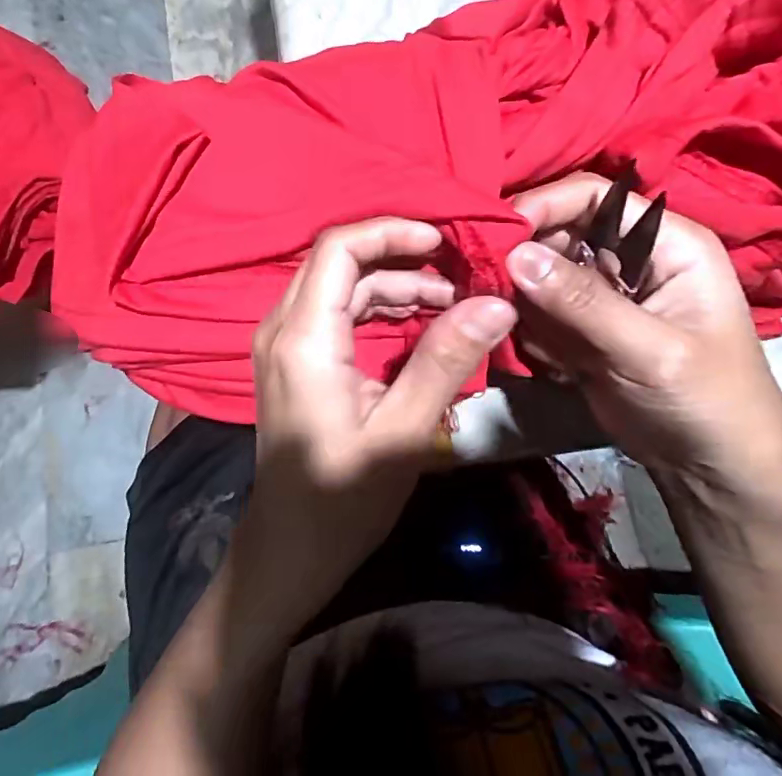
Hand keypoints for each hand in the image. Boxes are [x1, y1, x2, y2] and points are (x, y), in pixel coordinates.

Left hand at [237, 217, 515, 626]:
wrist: (290, 550)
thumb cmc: (342, 499)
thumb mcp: (403, 432)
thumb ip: (446, 361)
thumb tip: (498, 302)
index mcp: (304, 337)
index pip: (339, 248)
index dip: (391, 231)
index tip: (444, 242)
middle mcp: (283, 327)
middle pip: (342, 261)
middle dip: (403, 258)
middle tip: (461, 274)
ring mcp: (285, 343)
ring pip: (343, 285)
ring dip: (397, 284)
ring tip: (454, 301)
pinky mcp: (297, 360)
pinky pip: (340, 312)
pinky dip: (382, 308)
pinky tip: (423, 323)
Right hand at [506, 174, 781, 485]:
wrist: (713, 472)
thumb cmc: (706, 403)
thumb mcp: (651, 352)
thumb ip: (584, 303)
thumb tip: (516, 254)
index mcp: (667, 242)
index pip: (596, 198)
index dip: (546, 205)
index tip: (498, 231)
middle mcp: (633, 257)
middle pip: (561, 231)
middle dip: (524, 255)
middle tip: (487, 284)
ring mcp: (605, 294)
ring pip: (543, 272)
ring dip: (523, 297)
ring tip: (521, 331)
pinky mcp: (585, 327)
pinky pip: (542, 311)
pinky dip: (532, 330)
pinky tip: (551, 362)